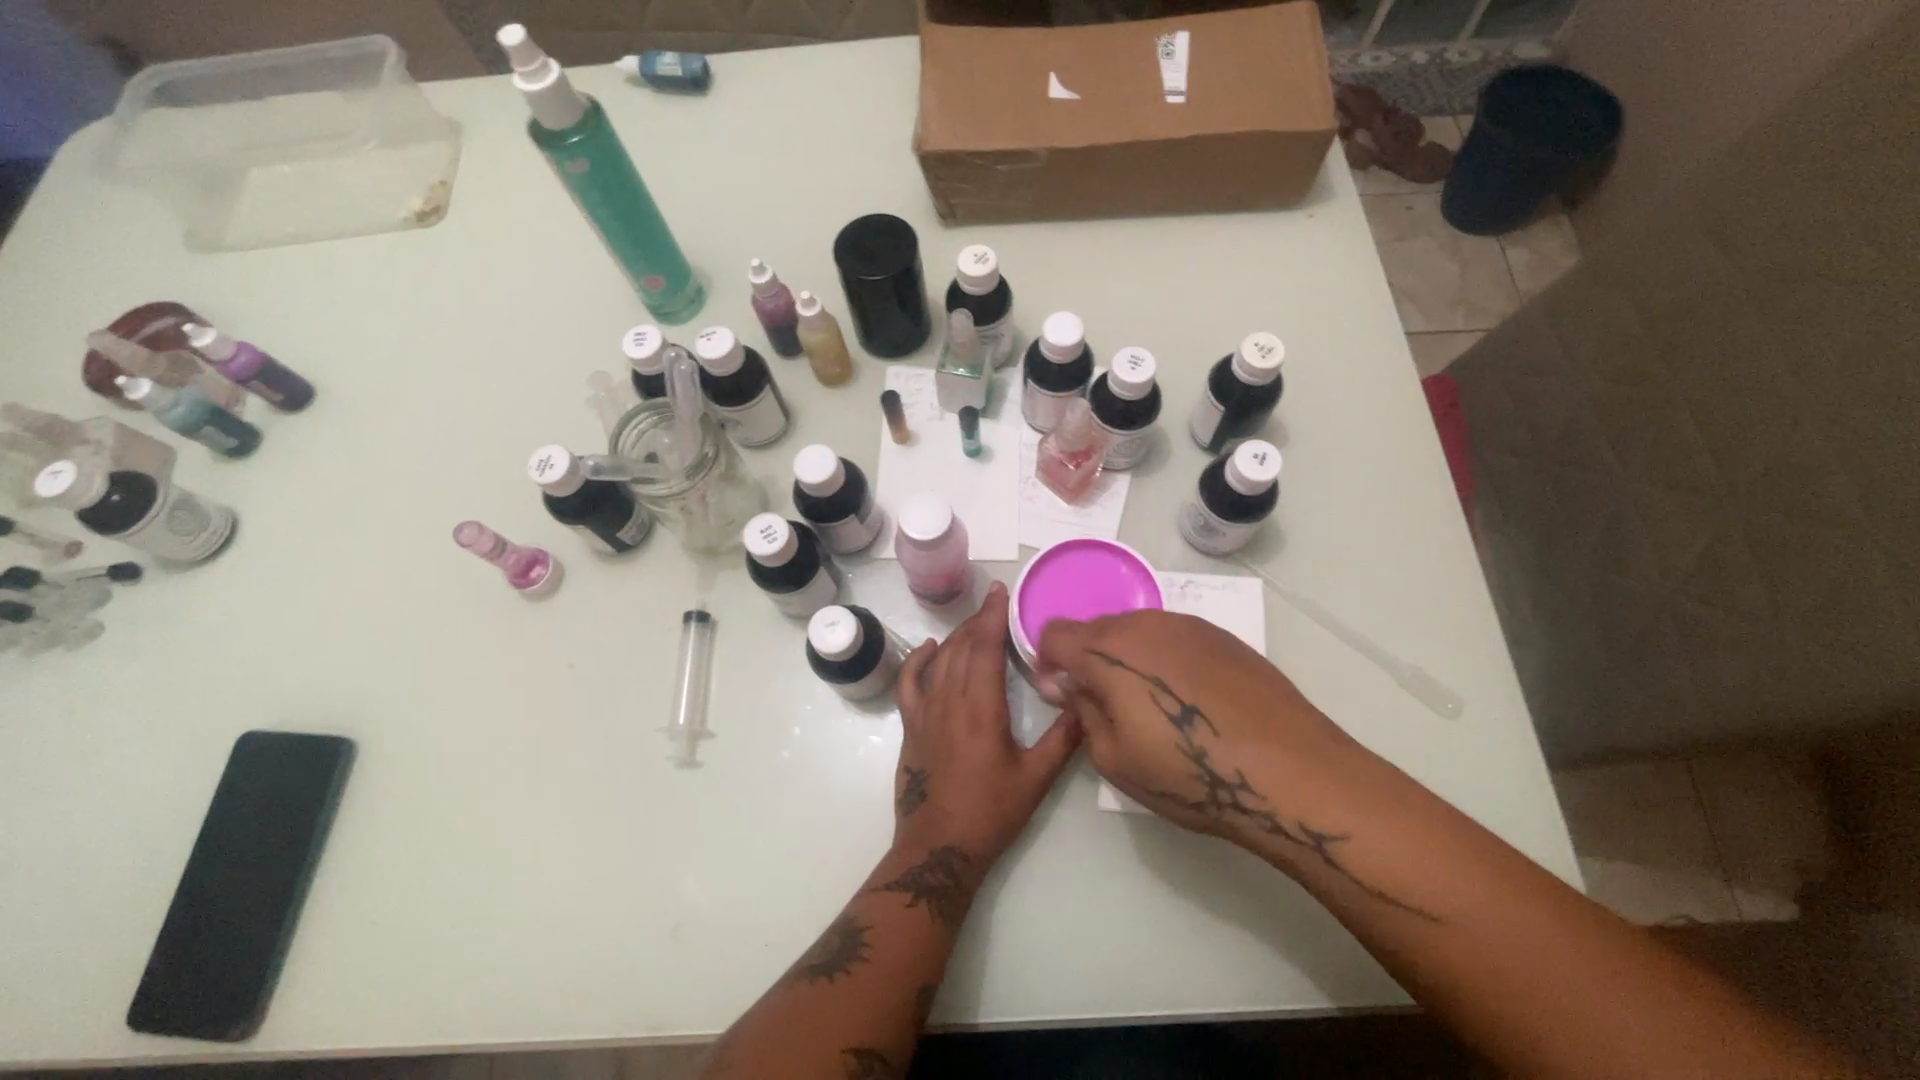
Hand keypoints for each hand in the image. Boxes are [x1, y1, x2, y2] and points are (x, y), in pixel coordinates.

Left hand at [893, 582, 1082, 866]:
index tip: (1001, 592)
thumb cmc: (991, 813)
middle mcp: (949, 701)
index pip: (985, 647)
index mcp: (982, 708)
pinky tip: (931, 649)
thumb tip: (1087, 705)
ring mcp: (925, 713)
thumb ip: (1062, 740)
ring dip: (956, 637)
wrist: (940, 848)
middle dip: (978, 620)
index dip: (993, 615)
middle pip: (962, 647)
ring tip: (974, 623)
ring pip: (939, 661)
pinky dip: (918, 661)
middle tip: (996, 603)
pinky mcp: (911, 728)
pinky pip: (910, 683)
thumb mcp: (1036, 779)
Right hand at [1034, 610, 1359, 845]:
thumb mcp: (1115, 759)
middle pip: (1096, 629)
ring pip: (1138, 631)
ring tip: (1154, 707)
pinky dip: (1165, 660)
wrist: (1290, 772)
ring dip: (1128, 659)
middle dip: (1088, 662)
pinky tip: (1192, 702)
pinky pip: (1175, 639)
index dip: (1047, 665)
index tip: (1064, 698)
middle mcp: (1146, 624)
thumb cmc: (1191, 774)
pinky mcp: (1224, 637)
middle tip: (1107, 708)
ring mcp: (1190, 626)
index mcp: (1109, 651)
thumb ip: (1084, 712)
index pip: (1054, 634)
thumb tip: (1075, 686)